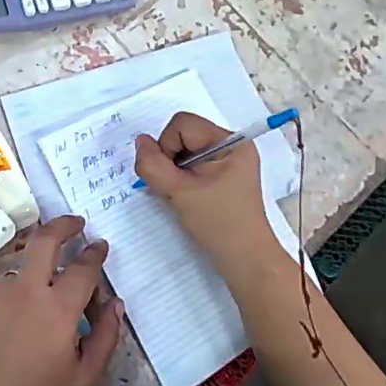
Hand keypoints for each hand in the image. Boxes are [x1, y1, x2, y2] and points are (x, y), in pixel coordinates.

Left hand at [0, 216, 123, 385]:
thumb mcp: (84, 380)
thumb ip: (106, 336)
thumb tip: (115, 303)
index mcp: (58, 308)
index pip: (83, 266)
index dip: (95, 253)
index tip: (101, 246)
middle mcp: (26, 290)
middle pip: (45, 239)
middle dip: (64, 225)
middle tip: (77, 224)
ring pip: (24, 266)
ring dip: (39, 269)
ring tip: (45, 301)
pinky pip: (4, 288)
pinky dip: (18, 294)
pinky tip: (17, 324)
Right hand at [133, 112, 281, 281]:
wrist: (245, 260)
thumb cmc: (218, 224)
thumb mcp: (179, 193)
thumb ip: (153, 165)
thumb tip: (140, 142)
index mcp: (231, 142)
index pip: (182, 124)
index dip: (167, 147)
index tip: (173, 177)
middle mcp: (232, 145)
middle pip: (183, 134)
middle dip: (170, 158)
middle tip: (176, 187)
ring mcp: (228, 161)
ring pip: (185, 149)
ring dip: (175, 169)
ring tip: (183, 194)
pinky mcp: (223, 175)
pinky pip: (193, 162)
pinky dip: (182, 177)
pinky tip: (187, 196)